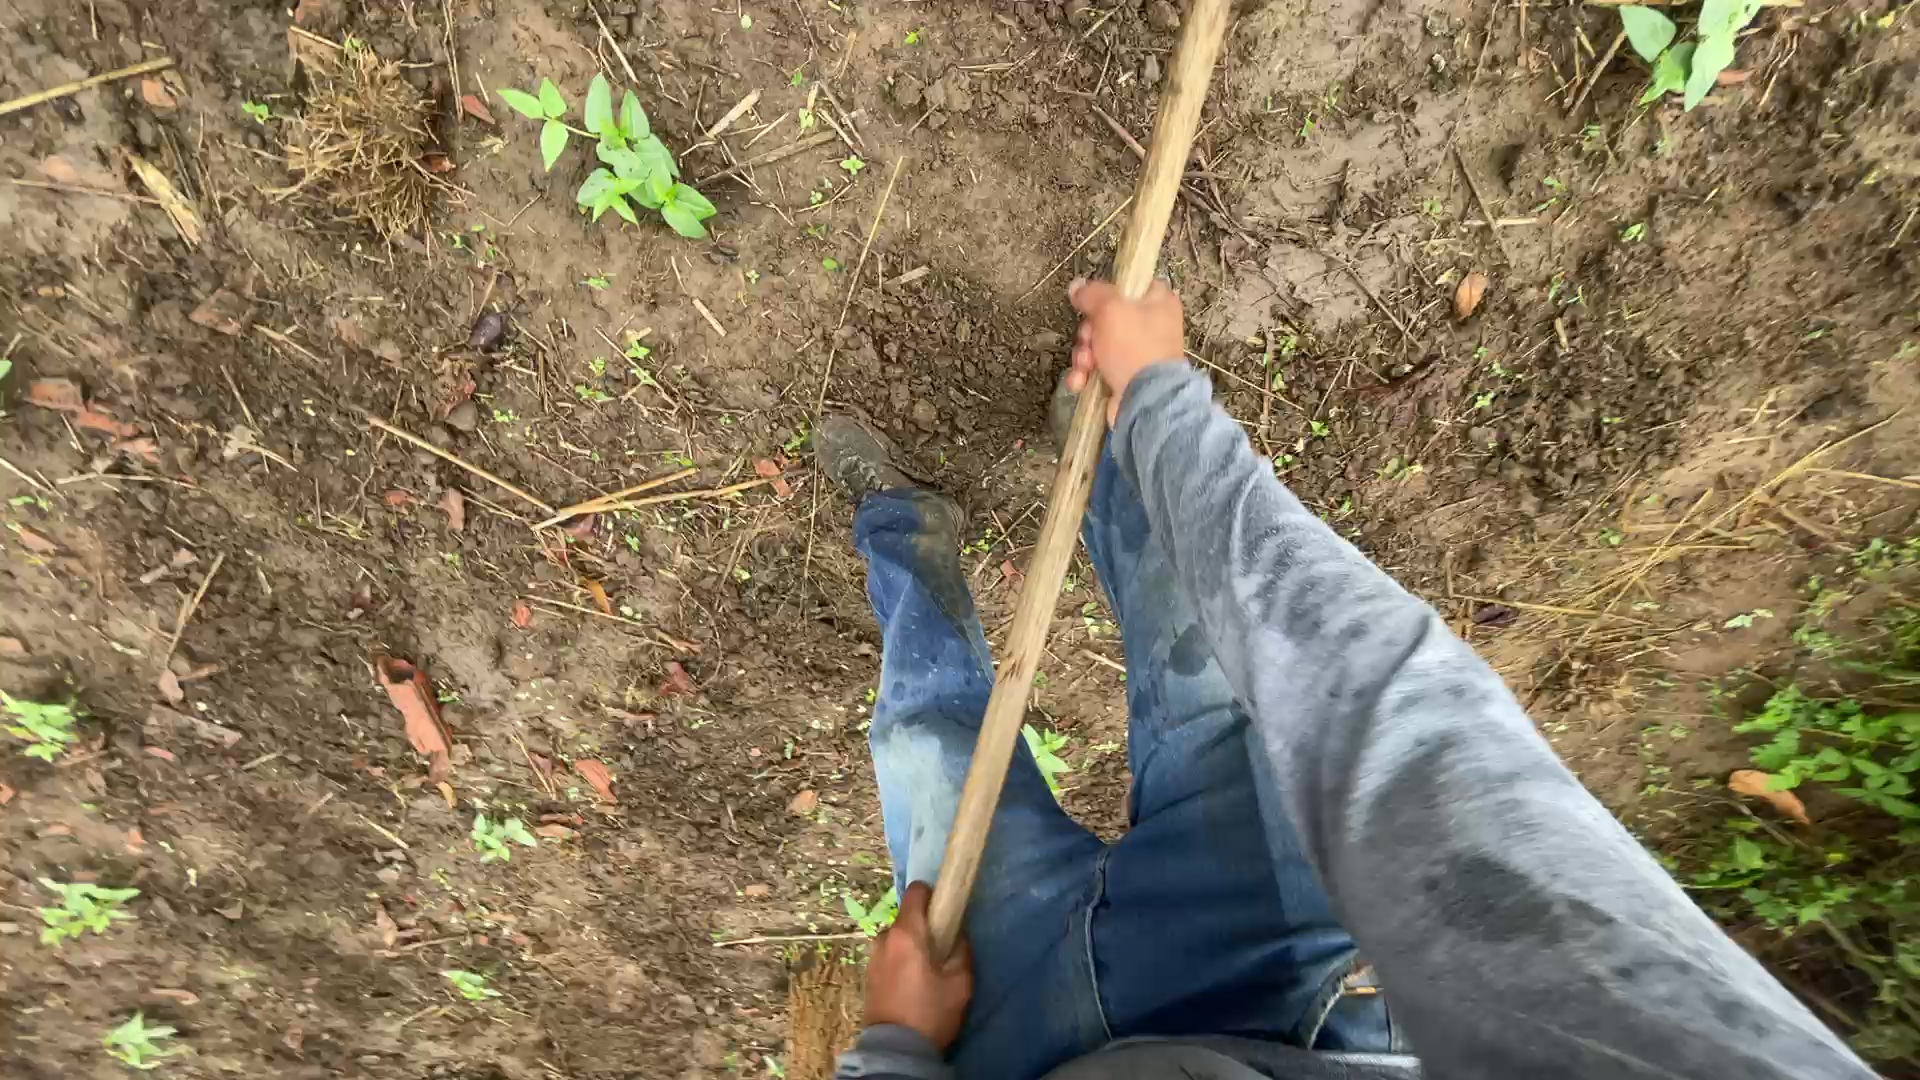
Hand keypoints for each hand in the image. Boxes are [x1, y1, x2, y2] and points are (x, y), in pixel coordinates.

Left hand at [863, 881, 972, 1051]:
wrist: (894, 1052)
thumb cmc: (929, 1013)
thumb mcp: (959, 984)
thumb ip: (962, 951)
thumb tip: (958, 935)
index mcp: (906, 932)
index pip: (917, 891)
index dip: (932, 894)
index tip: (944, 911)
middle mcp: (885, 937)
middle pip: (908, 917)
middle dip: (924, 927)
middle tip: (940, 950)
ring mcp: (873, 955)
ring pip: (897, 938)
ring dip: (910, 946)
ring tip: (924, 973)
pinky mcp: (868, 974)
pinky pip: (889, 955)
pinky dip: (900, 960)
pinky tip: (910, 984)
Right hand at [1066, 277, 1185, 421]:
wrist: (1145, 401)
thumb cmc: (1133, 347)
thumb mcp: (1110, 309)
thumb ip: (1092, 294)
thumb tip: (1076, 286)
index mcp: (1158, 302)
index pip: (1129, 287)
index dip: (1106, 295)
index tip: (1092, 305)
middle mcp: (1151, 327)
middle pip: (1106, 319)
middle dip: (1088, 333)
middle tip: (1088, 341)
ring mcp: (1138, 355)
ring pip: (1097, 346)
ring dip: (1083, 356)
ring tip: (1085, 366)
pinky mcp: (1125, 378)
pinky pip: (1098, 370)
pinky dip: (1086, 375)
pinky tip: (1081, 382)